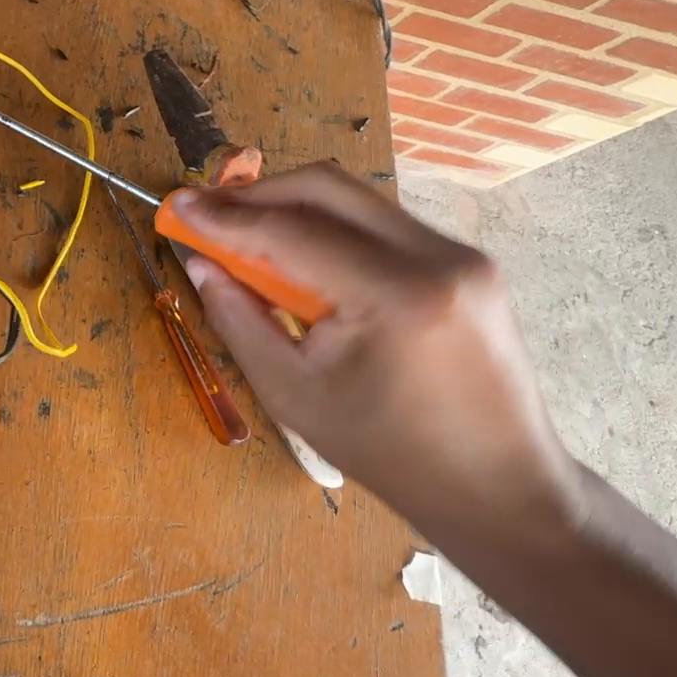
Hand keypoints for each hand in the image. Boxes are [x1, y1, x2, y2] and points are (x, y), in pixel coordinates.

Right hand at [173, 163, 581, 533]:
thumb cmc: (387, 451)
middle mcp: (438, 256)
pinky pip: (378, 223)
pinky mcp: (466, 261)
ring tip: (242, 235)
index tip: (175, 205)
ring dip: (290, 208)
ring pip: (354, 199)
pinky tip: (297, 257)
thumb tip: (200, 264)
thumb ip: (238, 318)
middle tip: (205, 212)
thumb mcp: (291, 392)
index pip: (291, 232)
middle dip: (256, 194)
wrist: (501, 488)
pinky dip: (326, 227)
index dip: (224, 217)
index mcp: (397, 296)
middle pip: (327, 188)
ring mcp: (461, 254)